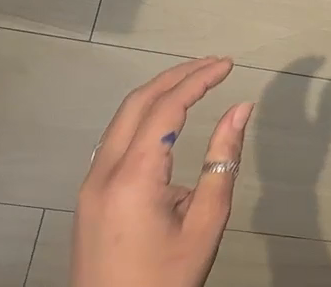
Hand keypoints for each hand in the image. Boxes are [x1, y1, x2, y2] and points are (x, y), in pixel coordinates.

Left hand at [73, 57, 254, 286]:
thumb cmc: (166, 279)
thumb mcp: (205, 224)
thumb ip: (222, 161)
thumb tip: (241, 108)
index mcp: (133, 177)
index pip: (166, 108)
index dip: (198, 79)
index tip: (228, 65)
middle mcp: (103, 172)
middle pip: (137, 103)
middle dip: (177, 75)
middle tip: (215, 65)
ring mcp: (90, 185)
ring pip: (121, 118)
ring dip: (159, 91)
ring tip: (196, 81)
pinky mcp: (89, 197)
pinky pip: (115, 138)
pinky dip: (144, 113)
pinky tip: (166, 117)